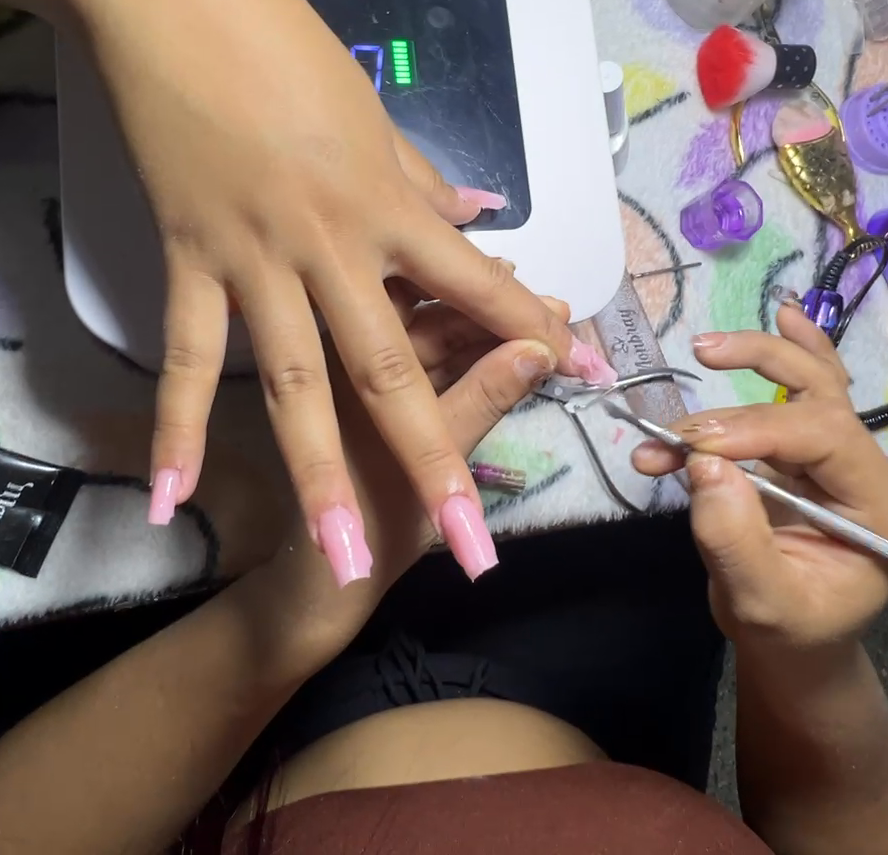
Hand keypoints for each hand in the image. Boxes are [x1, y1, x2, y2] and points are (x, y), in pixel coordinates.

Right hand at [67, 0, 603, 584]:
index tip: (585, 375)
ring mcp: (258, 261)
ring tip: (339, 556)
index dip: (536, 330)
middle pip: (394, 365)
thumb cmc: (285, 47)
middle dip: (436, 458)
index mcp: (389, 202)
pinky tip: (165, 500)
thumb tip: (465, 218)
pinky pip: (186, 356)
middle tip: (474, 542)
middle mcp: (334, 245)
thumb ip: (414, 184)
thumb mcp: (369, 115)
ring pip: (297, 382)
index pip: (478, 283)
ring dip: (318, 476)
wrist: (174, 1)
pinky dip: (172, 426)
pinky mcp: (188, 262)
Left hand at [270, 300, 557, 637]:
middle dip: (501, 315)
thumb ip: (484, 399)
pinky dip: (475, 360)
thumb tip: (538, 350)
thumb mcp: (434, 455)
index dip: (496, 306)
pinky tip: (513, 349)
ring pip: (441, 340)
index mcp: (349, 350)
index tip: (554, 308)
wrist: (326, 581)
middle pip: (440, 317)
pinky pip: (435, 365)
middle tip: (561, 311)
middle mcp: (354, 346)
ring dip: (492, 335)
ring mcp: (370, 370)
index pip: (432, 310)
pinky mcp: (385, 394)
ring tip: (549, 324)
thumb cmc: (371, 520)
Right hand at [632, 306, 887, 649]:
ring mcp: (841, 457)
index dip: (755, 430)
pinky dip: (791, 352)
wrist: (795, 641)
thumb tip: (703, 463)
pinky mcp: (808, 452)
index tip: (691, 444)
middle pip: (824, 394)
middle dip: (755, 378)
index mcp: (883, 510)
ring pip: (813, 381)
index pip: (824, 438)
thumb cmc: (788, 630)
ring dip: (760, 356)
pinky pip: (806, 392)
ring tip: (705, 347)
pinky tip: (786, 314)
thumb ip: (736, 540)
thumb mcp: (761, 603)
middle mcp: (870, 471)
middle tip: (698, 367)